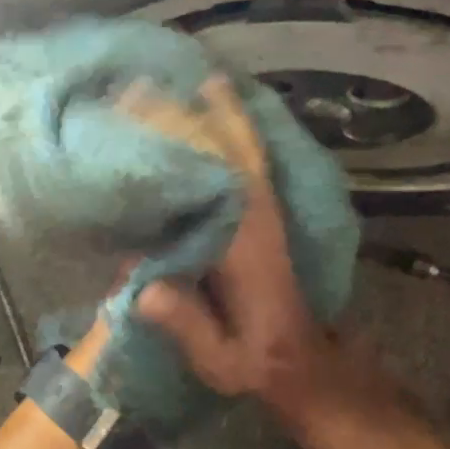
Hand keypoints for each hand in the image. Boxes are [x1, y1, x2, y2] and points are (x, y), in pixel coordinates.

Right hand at [118, 75, 342, 422]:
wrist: (306, 366)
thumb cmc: (261, 364)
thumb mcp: (224, 361)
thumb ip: (188, 326)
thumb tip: (143, 287)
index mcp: (249, 244)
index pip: (220, 178)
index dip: (190, 140)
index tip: (151, 108)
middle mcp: (258, 216)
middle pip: (230, 151)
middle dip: (192, 114)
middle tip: (147, 84)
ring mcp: (262, 213)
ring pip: (241, 151)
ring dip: (215, 115)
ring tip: (176, 82)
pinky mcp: (259, 217)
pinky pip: (244, 163)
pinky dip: (230, 134)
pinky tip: (208, 115)